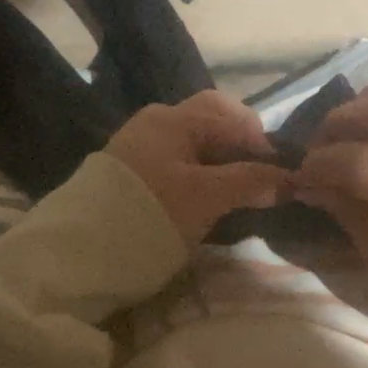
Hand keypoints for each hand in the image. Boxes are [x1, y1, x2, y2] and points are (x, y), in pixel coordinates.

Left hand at [106, 91, 288, 243]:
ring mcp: (140, 144)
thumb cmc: (151, 214)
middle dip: (241, 146)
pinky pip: (178, 159)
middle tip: (259, 178)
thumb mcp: (206, 198)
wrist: (80, 252)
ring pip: (195, 142)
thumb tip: (287, 179)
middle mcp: (156, 121)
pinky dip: (200, 172)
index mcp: (174, 118)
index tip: (280, 176)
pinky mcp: (131, 170)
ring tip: (237, 192)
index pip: (232, 115)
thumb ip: (248, 182)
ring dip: (221, 161)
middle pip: (212, 121)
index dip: (261, 143)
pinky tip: (207, 196)